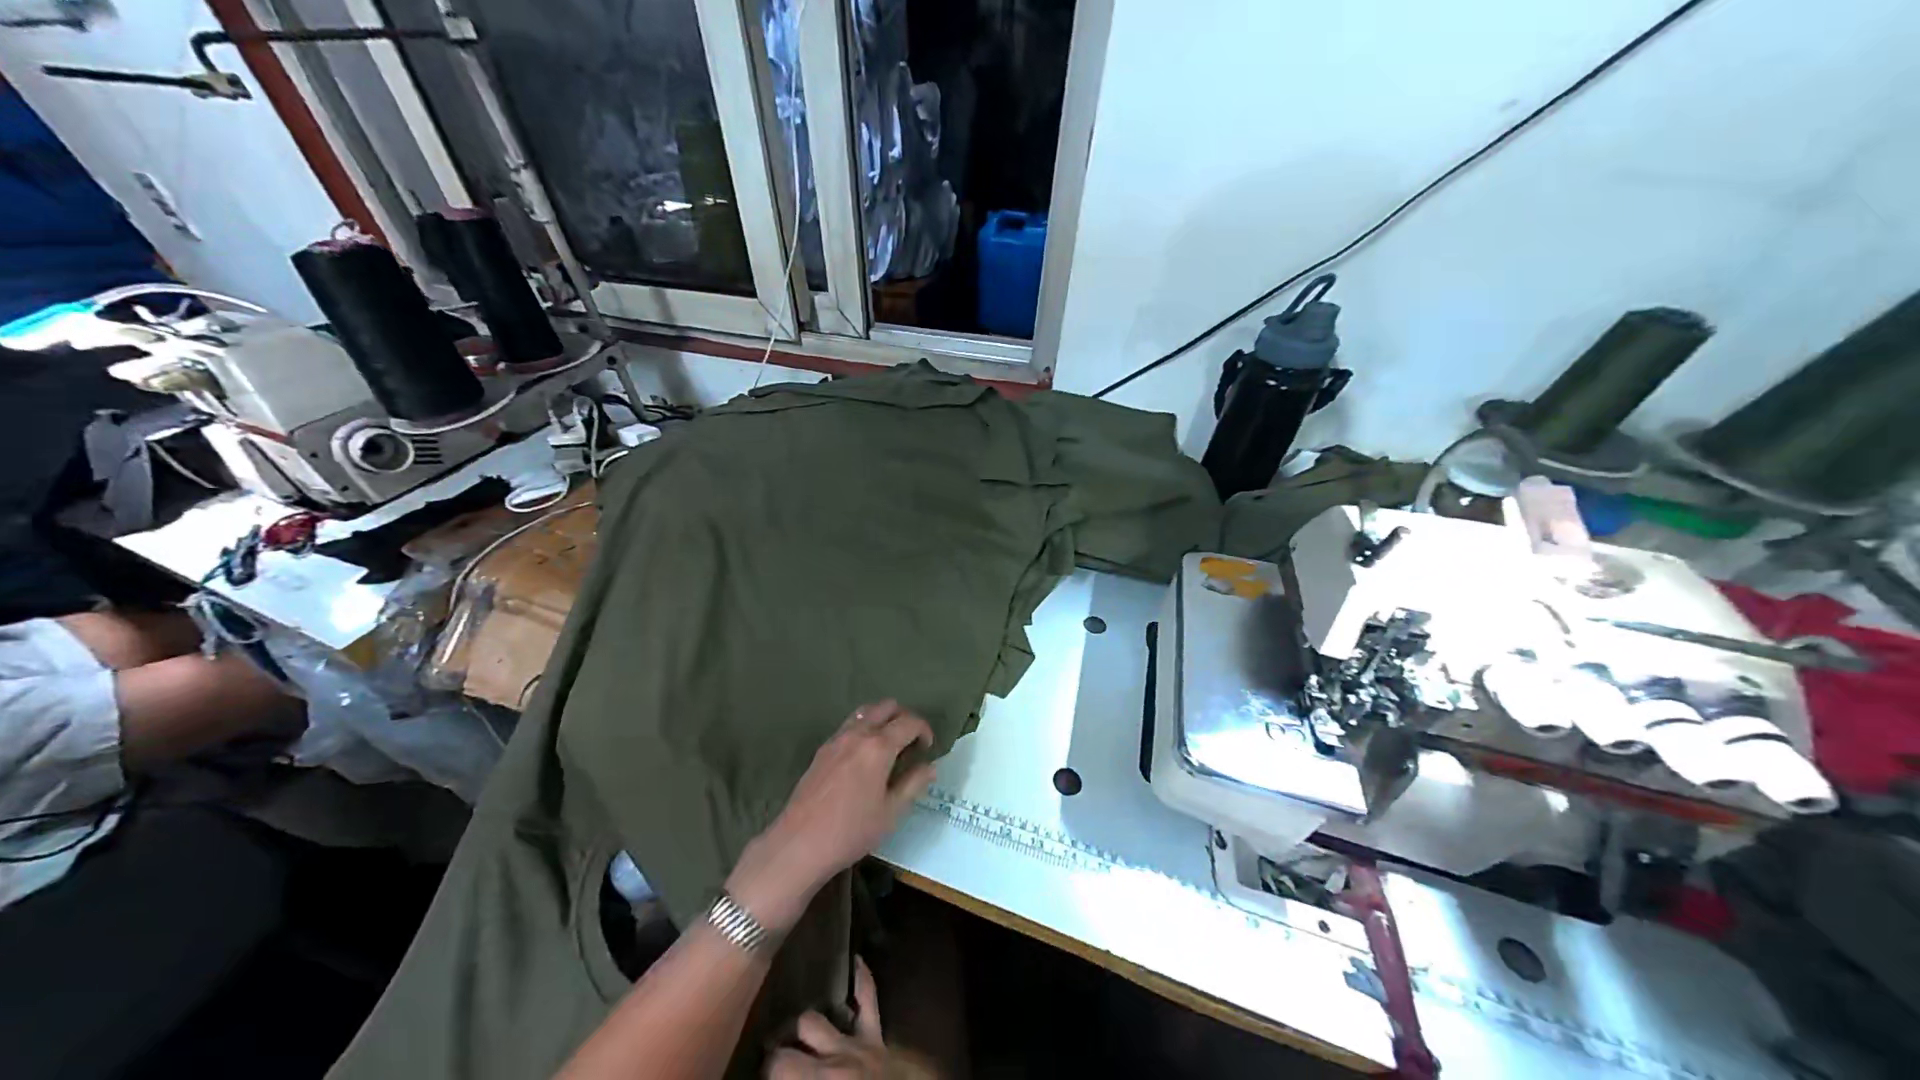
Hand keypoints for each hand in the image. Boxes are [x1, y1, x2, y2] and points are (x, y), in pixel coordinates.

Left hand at [727, 701, 935, 932]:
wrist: (799, 843)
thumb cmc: (851, 830)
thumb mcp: (891, 812)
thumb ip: (913, 784)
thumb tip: (930, 767)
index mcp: (878, 746)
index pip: (909, 722)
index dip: (925, 730)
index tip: (929, 747)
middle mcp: (857, 734)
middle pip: (886, 707)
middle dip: (904, 717)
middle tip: (911, 741)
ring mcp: (836, 740)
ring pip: (864, 712)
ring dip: (882, 719)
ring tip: (889, 745)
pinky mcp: (822, 750)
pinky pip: (848, 726)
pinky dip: (863, 729)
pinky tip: (864, 757)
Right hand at [766, 959, 887, 1078]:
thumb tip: (778, 1075)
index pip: (777, 1066)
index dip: (765, 1071)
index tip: (760, 1075)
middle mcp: (833, 1058)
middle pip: (791, 1041)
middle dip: (777, 1049)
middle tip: (769, 1057)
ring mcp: (856, 1045)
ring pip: (816, 1020)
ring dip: (802, 1026)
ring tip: (791, 1029)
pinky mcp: (876, 1040)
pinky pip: (869, 1002)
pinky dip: (862, 980)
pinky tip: (855, 960)